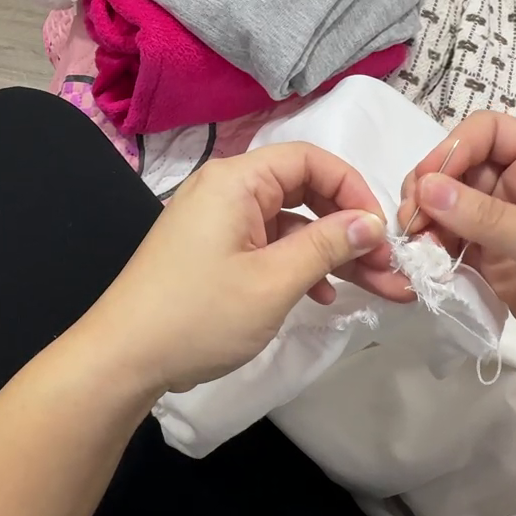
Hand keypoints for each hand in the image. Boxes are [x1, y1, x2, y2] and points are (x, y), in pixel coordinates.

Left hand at [71, 143, 413, 396]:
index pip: (308, 159)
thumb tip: (371, 222)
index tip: (382, 231)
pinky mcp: (215, 248)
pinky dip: (299, 264)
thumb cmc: (199, 314)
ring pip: (290, 221)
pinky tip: (324, 297)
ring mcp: (219, 220)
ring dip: (331, 251)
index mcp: (235, 179)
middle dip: (349, 226)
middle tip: (389, 267)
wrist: (125, 356)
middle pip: (302, 189)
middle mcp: (226, 189)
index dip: (352, 189)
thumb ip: (326, 246)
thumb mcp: (273, 282)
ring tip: (378, 288)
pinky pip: (268, 242)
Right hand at [395, 111, 515, 393]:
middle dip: (431, 188)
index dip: (454, 148)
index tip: (428, 184)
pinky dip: (435, 252)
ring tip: (416, 250)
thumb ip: (491, 219)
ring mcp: (511, 231)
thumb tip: (425, 187)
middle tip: (411, 223)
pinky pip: (455, 247)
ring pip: (451, 208)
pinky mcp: (500, 268)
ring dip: (427, 222)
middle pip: (461, 168)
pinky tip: (426, 268)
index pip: (490, 132)